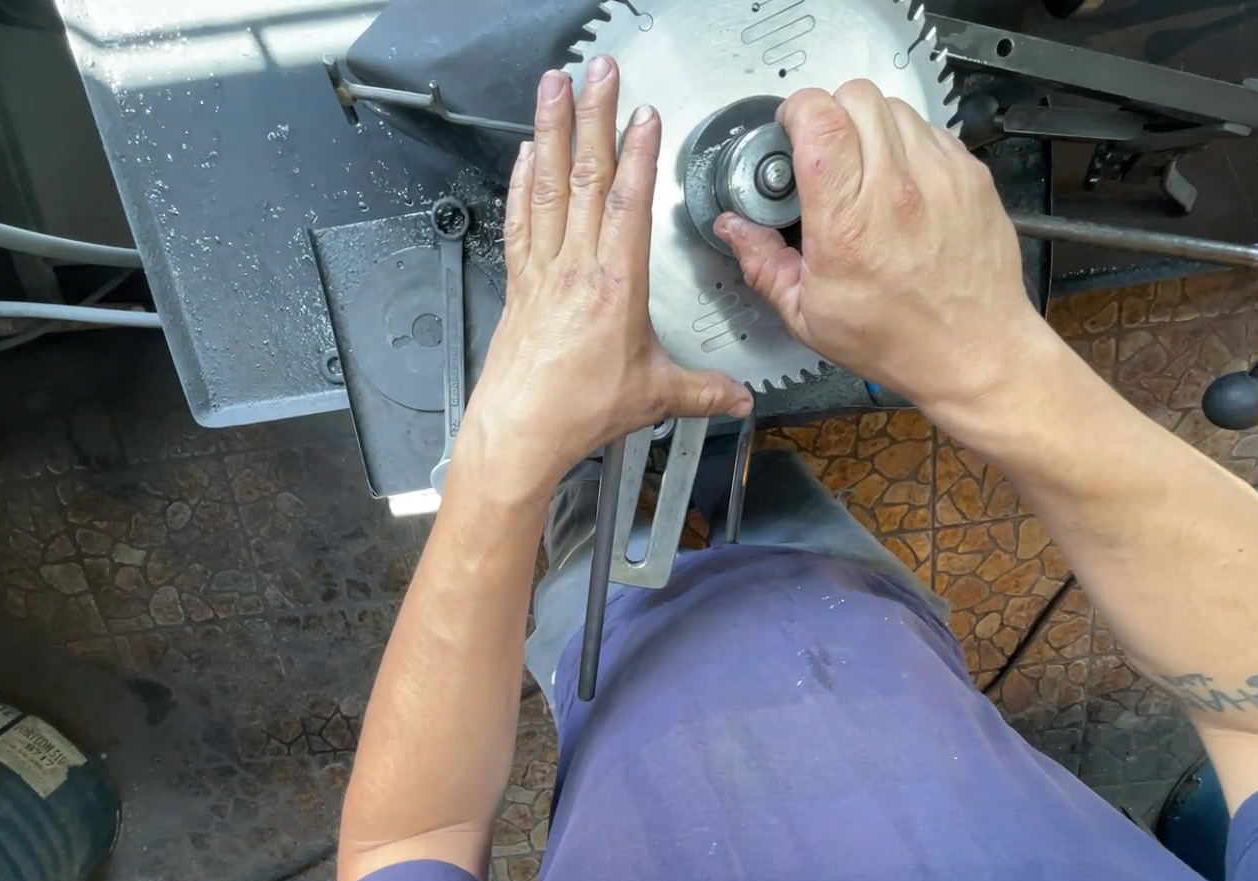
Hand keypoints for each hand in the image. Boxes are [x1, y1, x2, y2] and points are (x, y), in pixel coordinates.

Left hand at [457, 60, 752, 504]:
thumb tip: (739, 400)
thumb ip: (702, 392)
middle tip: (598, 71)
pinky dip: (520, 187)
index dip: (639, 153)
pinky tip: (522, 160)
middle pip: (585, 178)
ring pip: (546, 188)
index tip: (644, 112)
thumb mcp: (653, 398)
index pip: (628, 203)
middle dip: (594, 118)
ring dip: (550, 133)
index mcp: (615, 286)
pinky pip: (519, 224)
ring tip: (553, 89)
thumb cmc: (578, 411)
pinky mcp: (518, 286)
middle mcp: (574, 268)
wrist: (520, 432)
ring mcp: (541, 273)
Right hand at [713, 81, 1059, 415]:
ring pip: (894, 106)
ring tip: (860, 171)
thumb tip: (734, 229)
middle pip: (856, 97)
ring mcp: (941, 176)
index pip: (820, 122)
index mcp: (847, 227)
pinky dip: (905, 144)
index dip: (798, 111)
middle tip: (821, 151)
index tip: (790, 129)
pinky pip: (928, 129)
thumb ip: (763, 265)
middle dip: (830, 113)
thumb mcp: (806, 316)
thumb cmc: (892, 339)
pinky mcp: (970, 174)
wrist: (970, 350)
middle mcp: (897, 191)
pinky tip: (896, 185)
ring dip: (868, 127)